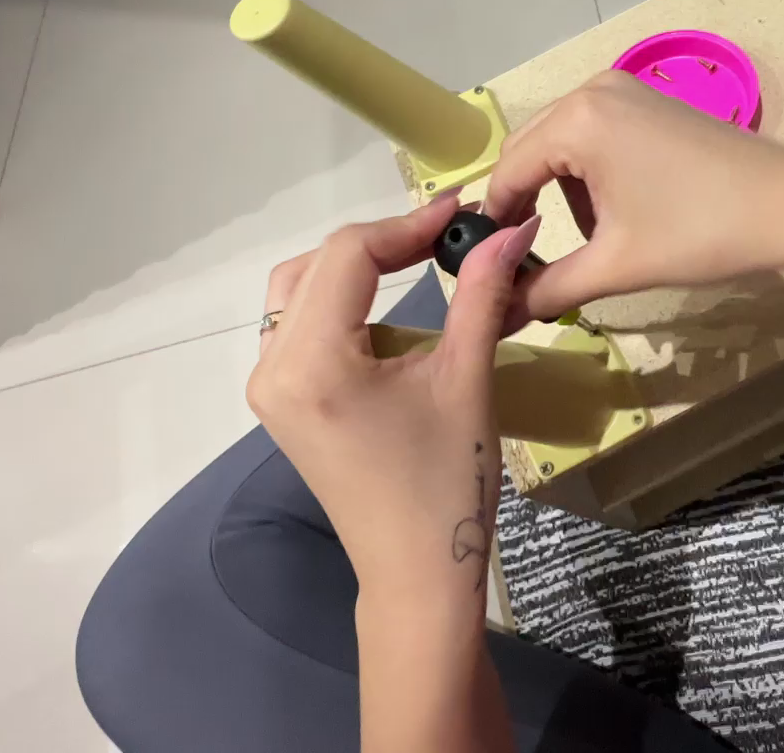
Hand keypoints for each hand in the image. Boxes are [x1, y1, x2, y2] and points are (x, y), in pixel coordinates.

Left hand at [246, 196, 541, 605]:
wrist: (417, 570)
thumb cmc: (446, 479)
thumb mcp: (466, 378)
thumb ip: (481, 294)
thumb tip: (515, 228)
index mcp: (312, 362)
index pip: (349, 255)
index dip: (408, 223)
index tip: (463, 212)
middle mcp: (271, 367)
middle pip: (318, 264)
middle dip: (383, 241)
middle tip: (444, 237)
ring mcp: (269, 387)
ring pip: (300, 289)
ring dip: (356, 266)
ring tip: (417, 261)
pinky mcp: (281, 401)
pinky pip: (299, 323)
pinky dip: (341, 299)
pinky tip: (384, 307)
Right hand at [483, 70, 783, 322]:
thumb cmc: (702, 232)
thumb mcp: (616, 265)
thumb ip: (548, 289)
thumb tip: (500, 313)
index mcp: (576, 120)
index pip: (508, 173)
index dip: (494, 225)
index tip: (488, 267)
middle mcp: (592, 90)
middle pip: (531, 153)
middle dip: (527, 208)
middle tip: (528, 261)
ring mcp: (625, 90)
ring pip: (562, 146)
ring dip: (562, 194)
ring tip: (591, 240)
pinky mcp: (649, 102)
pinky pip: (595, 136)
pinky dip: (590, 175)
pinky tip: (619, 211)